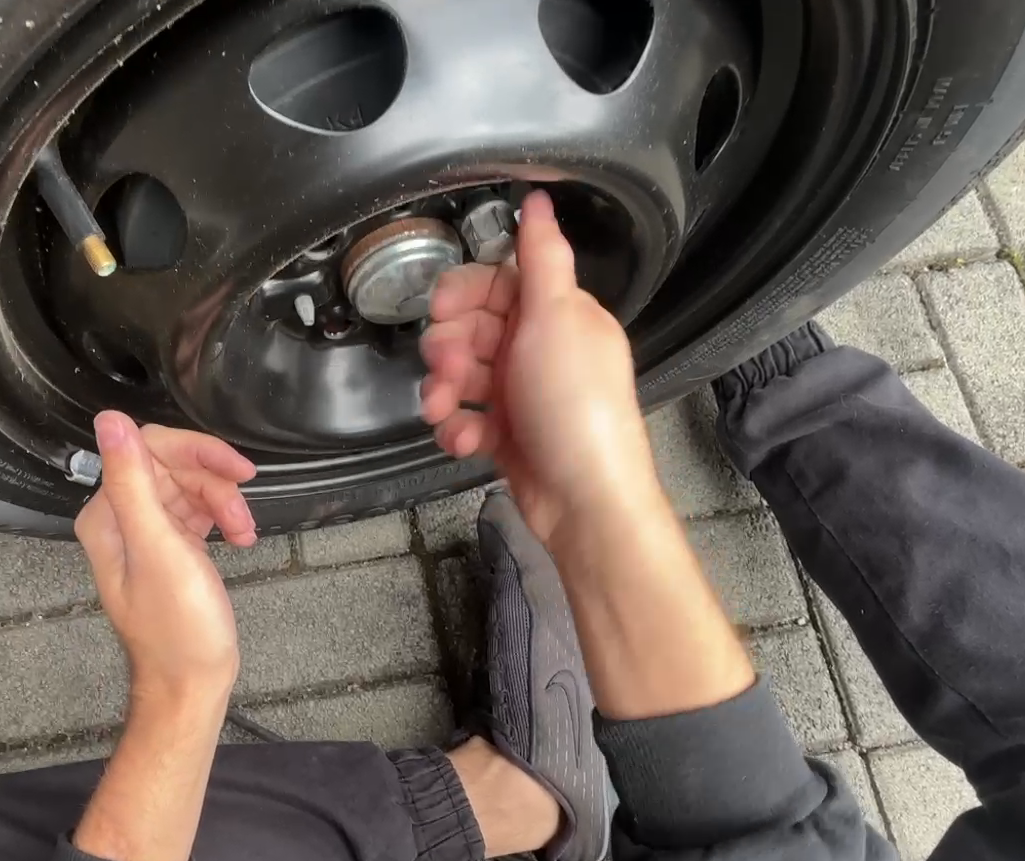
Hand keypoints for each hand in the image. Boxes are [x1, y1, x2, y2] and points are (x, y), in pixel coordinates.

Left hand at [74, 412, 256, 707]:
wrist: (193, 682)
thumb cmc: (178, 626)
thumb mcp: (159, 549)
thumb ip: (132, 482)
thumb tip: (110, 419)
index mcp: (109, 514)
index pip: (148, 449)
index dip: (196, 452)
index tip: (238, 471)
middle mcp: (122, 518)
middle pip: (173, 466)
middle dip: (214, 484)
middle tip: (243, 517)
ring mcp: (148, 534)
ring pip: (190, 487)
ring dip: (224, 503)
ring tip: (246, 535)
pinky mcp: (173, 549)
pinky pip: (198, 512)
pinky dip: (222, 519)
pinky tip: (241, 539)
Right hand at [419, 190, 667, 548]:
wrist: (583, 497)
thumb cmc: (576, 405)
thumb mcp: (557, 319)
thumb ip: (541, 258)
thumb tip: (539, 199)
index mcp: (556, 315)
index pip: (496, 285)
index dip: (462, 295)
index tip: (441, 310)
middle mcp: (537, 350)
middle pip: (470, 331)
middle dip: (448, 349)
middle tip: (447, 367)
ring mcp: (519, 395)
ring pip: (460, 378)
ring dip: (444, 393)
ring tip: (443, 411)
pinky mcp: (504, 435)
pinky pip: (465, 419)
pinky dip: (458, 429)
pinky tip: (466, 441)